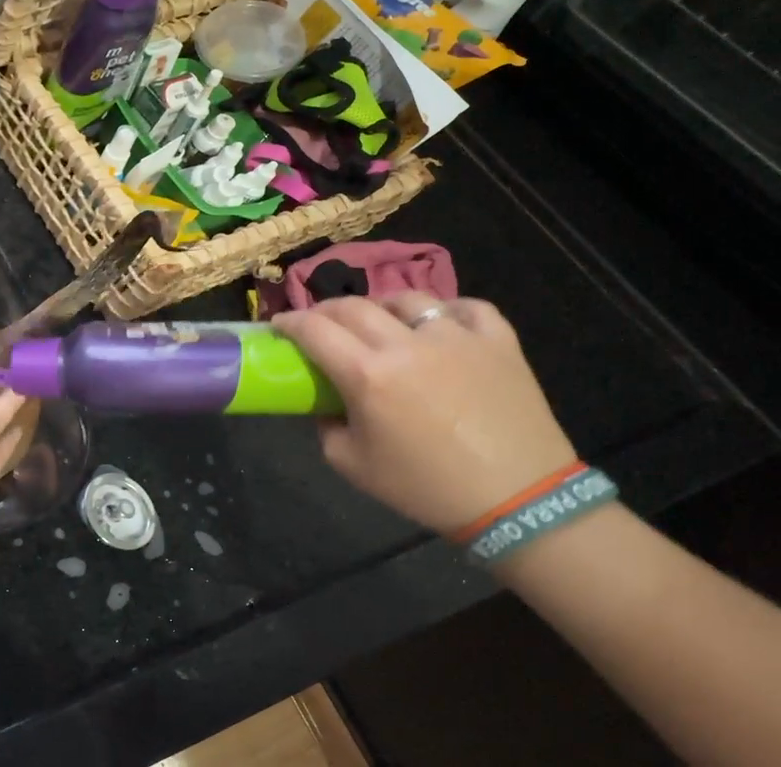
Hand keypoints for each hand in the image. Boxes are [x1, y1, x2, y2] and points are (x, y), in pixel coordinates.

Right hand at [272, 293, 577, 534]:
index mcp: (366, 374)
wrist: (521, 503)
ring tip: (381, 323)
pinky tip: (439, 325)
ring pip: (406, 299)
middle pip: (352, 306)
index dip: (288, 323)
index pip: (312, 328)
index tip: (279, 328)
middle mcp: (406, 345)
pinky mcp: (499, 343)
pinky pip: (467, 308)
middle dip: (325, 312)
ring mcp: (457, 338)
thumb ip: (327, 424)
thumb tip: (326, 402)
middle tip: (320, 326)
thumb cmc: (426, 487)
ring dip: (382, 307)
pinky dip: (447, 310)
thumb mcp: (351, 463)